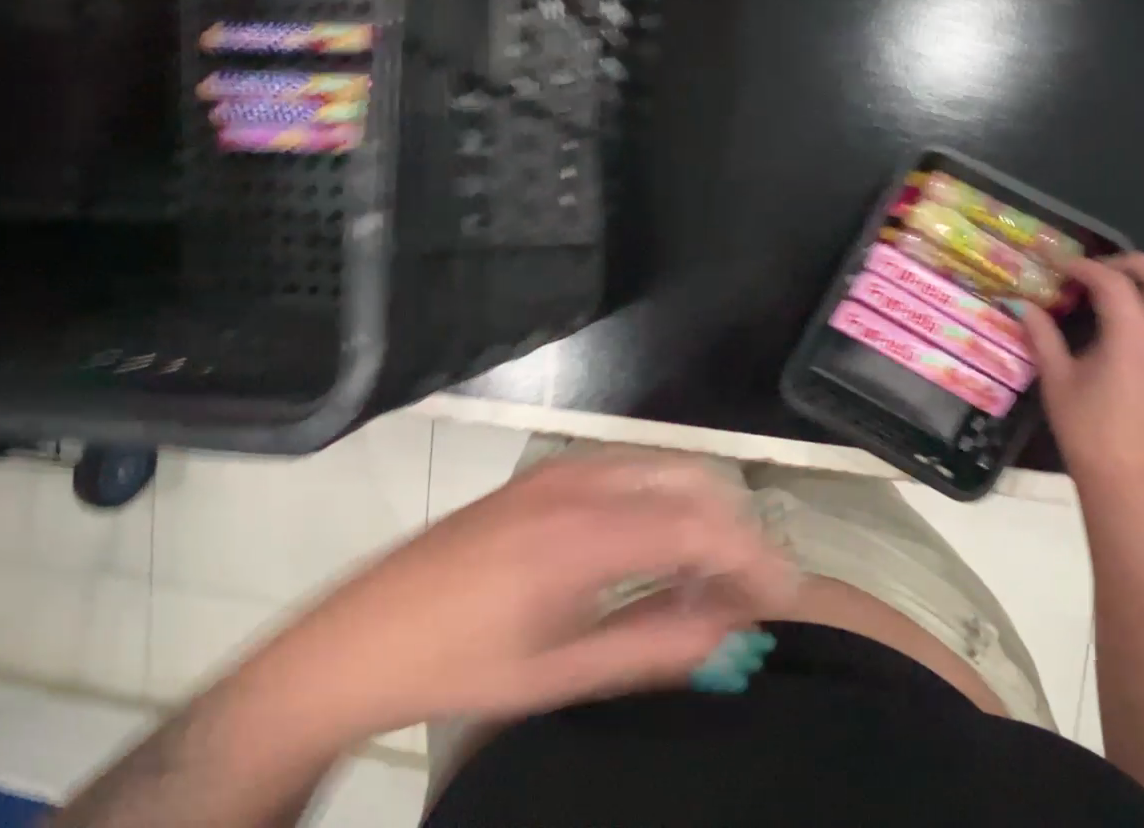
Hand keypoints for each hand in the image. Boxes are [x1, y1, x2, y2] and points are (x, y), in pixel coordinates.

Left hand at [293, 447, 796, 730]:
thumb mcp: (559, 672)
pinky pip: (624, 473)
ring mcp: (554, 472)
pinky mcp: (539, 476)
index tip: (784, 595)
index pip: (700, 525)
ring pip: (659, 470)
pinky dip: (658, 502)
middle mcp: (576, 483)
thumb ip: (652, 646)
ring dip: (697, 513)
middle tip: (748, 590)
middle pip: (690, 481)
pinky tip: (652, 551)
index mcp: (584, 533)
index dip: (754, 557)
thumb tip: (729, 630)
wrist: (359, 638)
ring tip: (704, 578)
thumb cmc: (457, 665)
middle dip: (733, 528)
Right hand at [1013, 253, 1143, 486]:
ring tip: (1128, 283)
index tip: (1057, 267)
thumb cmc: (1085, 426)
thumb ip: (1042, 336)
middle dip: (1131, 263)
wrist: (1123, 469)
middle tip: (1096, 269)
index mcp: (1129, 337)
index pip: (1112, 283)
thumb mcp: (1055, 378)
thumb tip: (1023, 305)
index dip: (1082, 268)